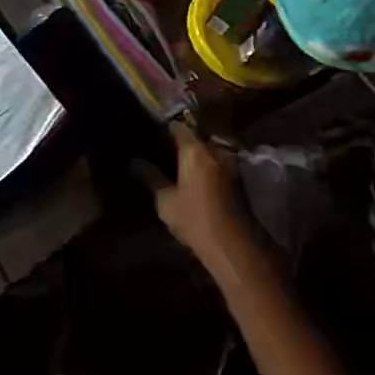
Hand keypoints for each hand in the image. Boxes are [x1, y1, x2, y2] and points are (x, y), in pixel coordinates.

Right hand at [152, 120, 251, 267]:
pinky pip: (218, 163)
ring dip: (197, 156)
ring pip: (209, 151)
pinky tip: (197, 181)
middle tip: (166, 155)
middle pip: (196, 138)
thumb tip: (135, 162)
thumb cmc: (194, 221)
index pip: (179, 128)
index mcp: (194, 151)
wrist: (233, 246)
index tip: (155, 137)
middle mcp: (215, 150)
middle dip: (182, 144)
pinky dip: (208, 167)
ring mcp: (230, 163)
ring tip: (181, 168)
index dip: (166, 130)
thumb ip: (151, 177)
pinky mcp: (239, 177)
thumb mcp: (166, 202)